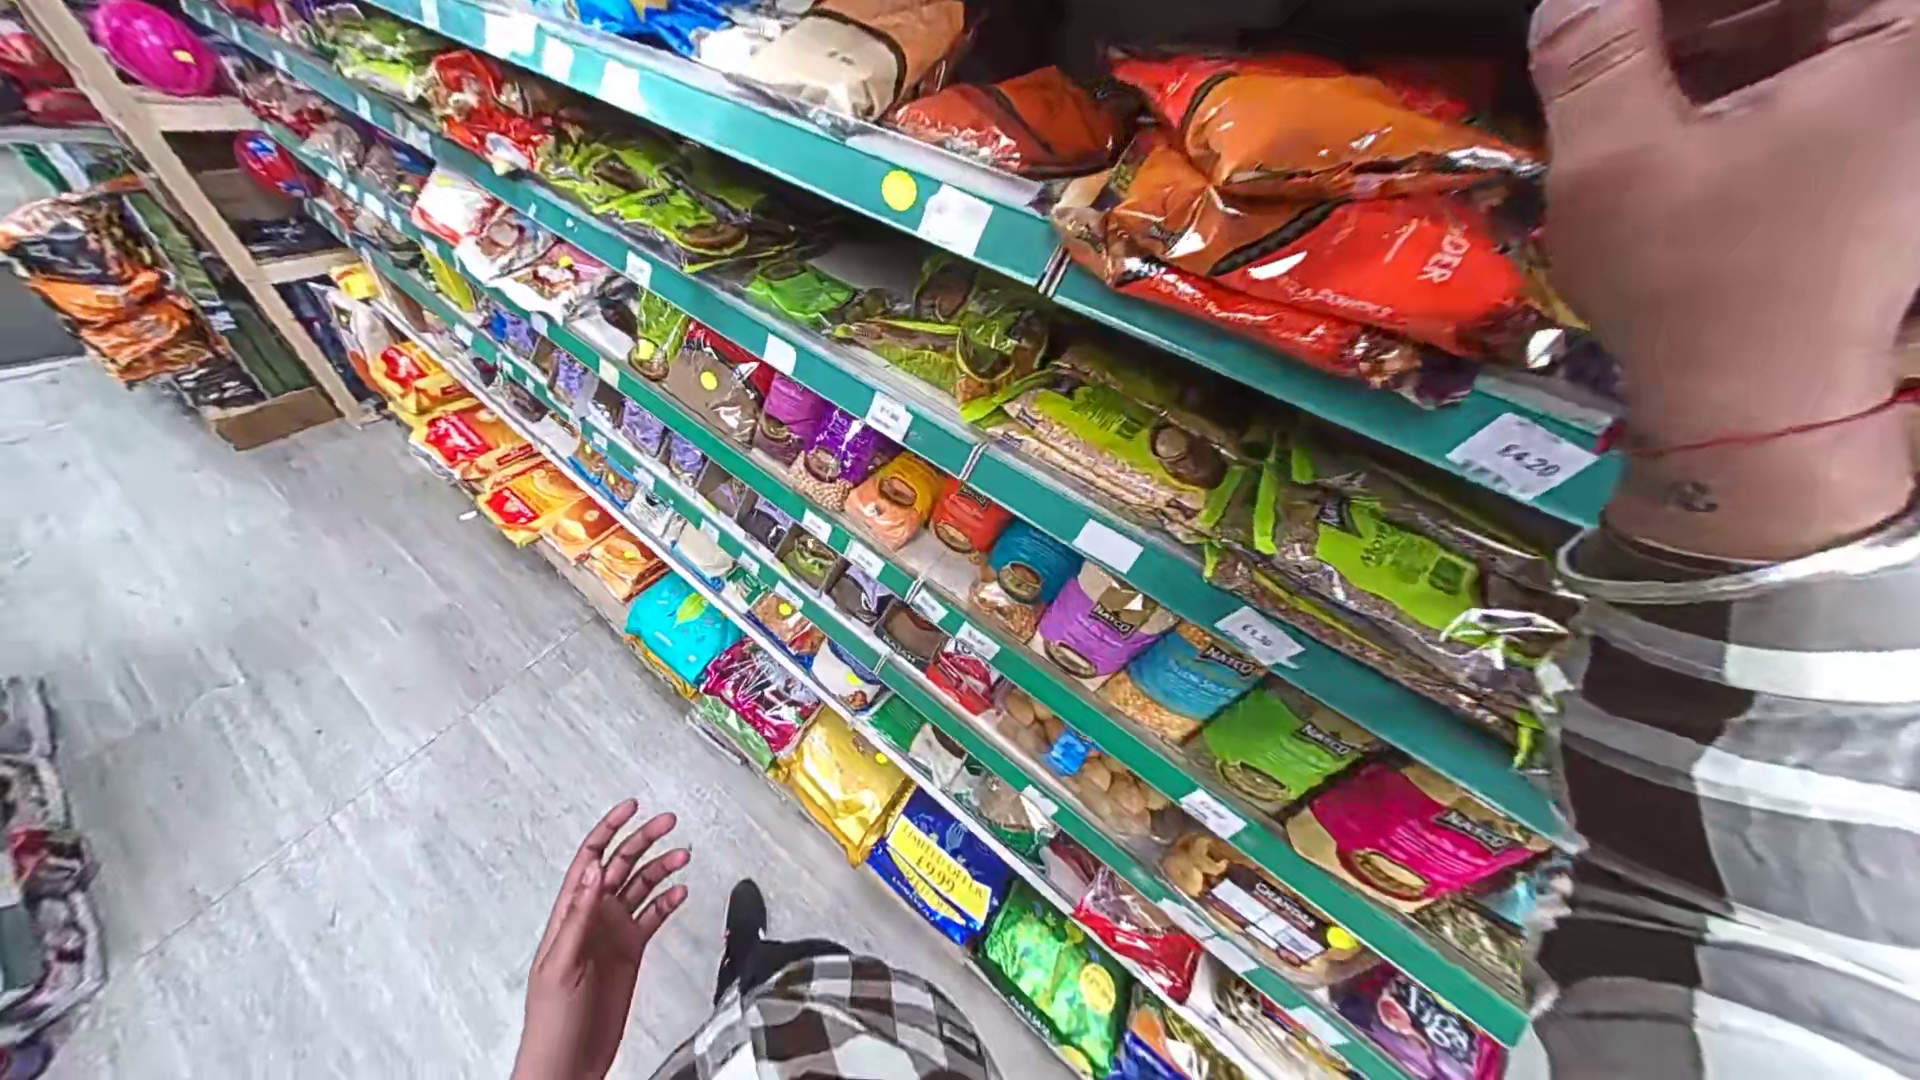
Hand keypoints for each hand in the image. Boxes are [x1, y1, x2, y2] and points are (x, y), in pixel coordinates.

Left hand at [511, 801, 690, 1079]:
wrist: (568, 1067)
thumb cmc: (552, 1024)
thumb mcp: (560, 965)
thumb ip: (578, 915)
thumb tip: (591, 869)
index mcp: (572, 914)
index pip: (590, 858)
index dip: (608, 829)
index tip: (630, 807)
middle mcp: (594, 916)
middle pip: (622, 863)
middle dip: (645, 838)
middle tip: (668, 822)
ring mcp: (614, 932)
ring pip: (644, 885)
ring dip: (663, 868)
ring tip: (682, 856)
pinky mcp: (631, 949)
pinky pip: (655, 914)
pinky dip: (669, 900)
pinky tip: (680, 893)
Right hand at [1531, 0, 1919, 554]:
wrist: (1745, 384)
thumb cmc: (1687, 273)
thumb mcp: (1615, 164)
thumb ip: (1590, 64)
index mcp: (1903, 27)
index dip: (1651, 7)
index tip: (1589, 23)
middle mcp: (1915, 48)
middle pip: (1782, 3)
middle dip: (1668, 22)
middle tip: (1588, 45)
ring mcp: (1898, 93)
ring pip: (1787, 30)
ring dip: (1687, 47)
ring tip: (1601, 79)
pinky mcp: (1873, 133)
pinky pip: (1793, 72)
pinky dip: (1714, 80)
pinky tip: (1643, 112)